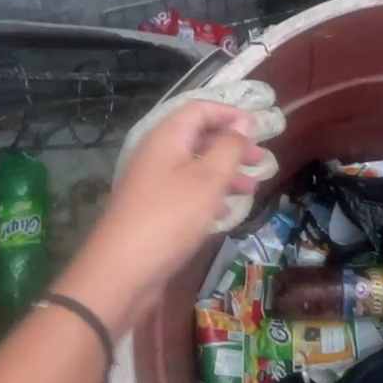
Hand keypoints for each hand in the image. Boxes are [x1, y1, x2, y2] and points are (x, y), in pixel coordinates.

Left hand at [55, 101, 269, 334]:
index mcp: (167, 137)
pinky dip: (209, 196)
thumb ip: (229, 147)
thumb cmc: (170, 217)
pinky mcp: (153, 211)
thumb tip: (243, 122)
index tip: (257, 129)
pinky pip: (186, 192)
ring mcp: (153, 184)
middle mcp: (157, 155)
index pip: (200, 109)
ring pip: (195, 167)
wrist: (121, 274)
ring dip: (225, 173)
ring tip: (252, 188)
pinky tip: (226, 213)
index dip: (230, 114)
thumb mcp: (208, 178)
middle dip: (232, 146)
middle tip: (261, 161)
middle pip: (199, 138)